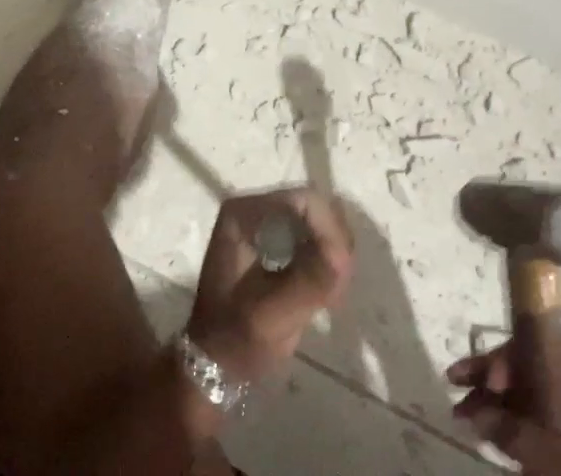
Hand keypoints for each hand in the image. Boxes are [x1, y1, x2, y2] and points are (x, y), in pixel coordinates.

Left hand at [186, 189, 355, 384]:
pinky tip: (324, 297)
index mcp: (244, 215)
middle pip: (317, 210)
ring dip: (334, 260)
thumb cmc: (237, 335)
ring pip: (322, 226)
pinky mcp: (279, 246)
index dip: (330, 232)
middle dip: (334, 247)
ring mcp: (267, 227)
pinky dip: (328, 267)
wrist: (218, 360)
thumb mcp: (274, 313)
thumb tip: (342, 253)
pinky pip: (318, 243)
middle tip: (335, 291)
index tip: (339, 274)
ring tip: (329, 298)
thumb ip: (309, 280)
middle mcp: (255, 211)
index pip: (305, 201)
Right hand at [446, 347, 560, 474]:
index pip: (539, 356)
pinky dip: (518, 432)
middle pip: (532, 379)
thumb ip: (520, 438)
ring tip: (469, 425)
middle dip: (490, 385)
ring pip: (536, 407)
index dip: (501, 361)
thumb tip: (476, 411)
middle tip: (457, 403)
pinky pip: (548, 433)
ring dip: (499, 409)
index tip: (472, 382)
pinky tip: (501, 446)